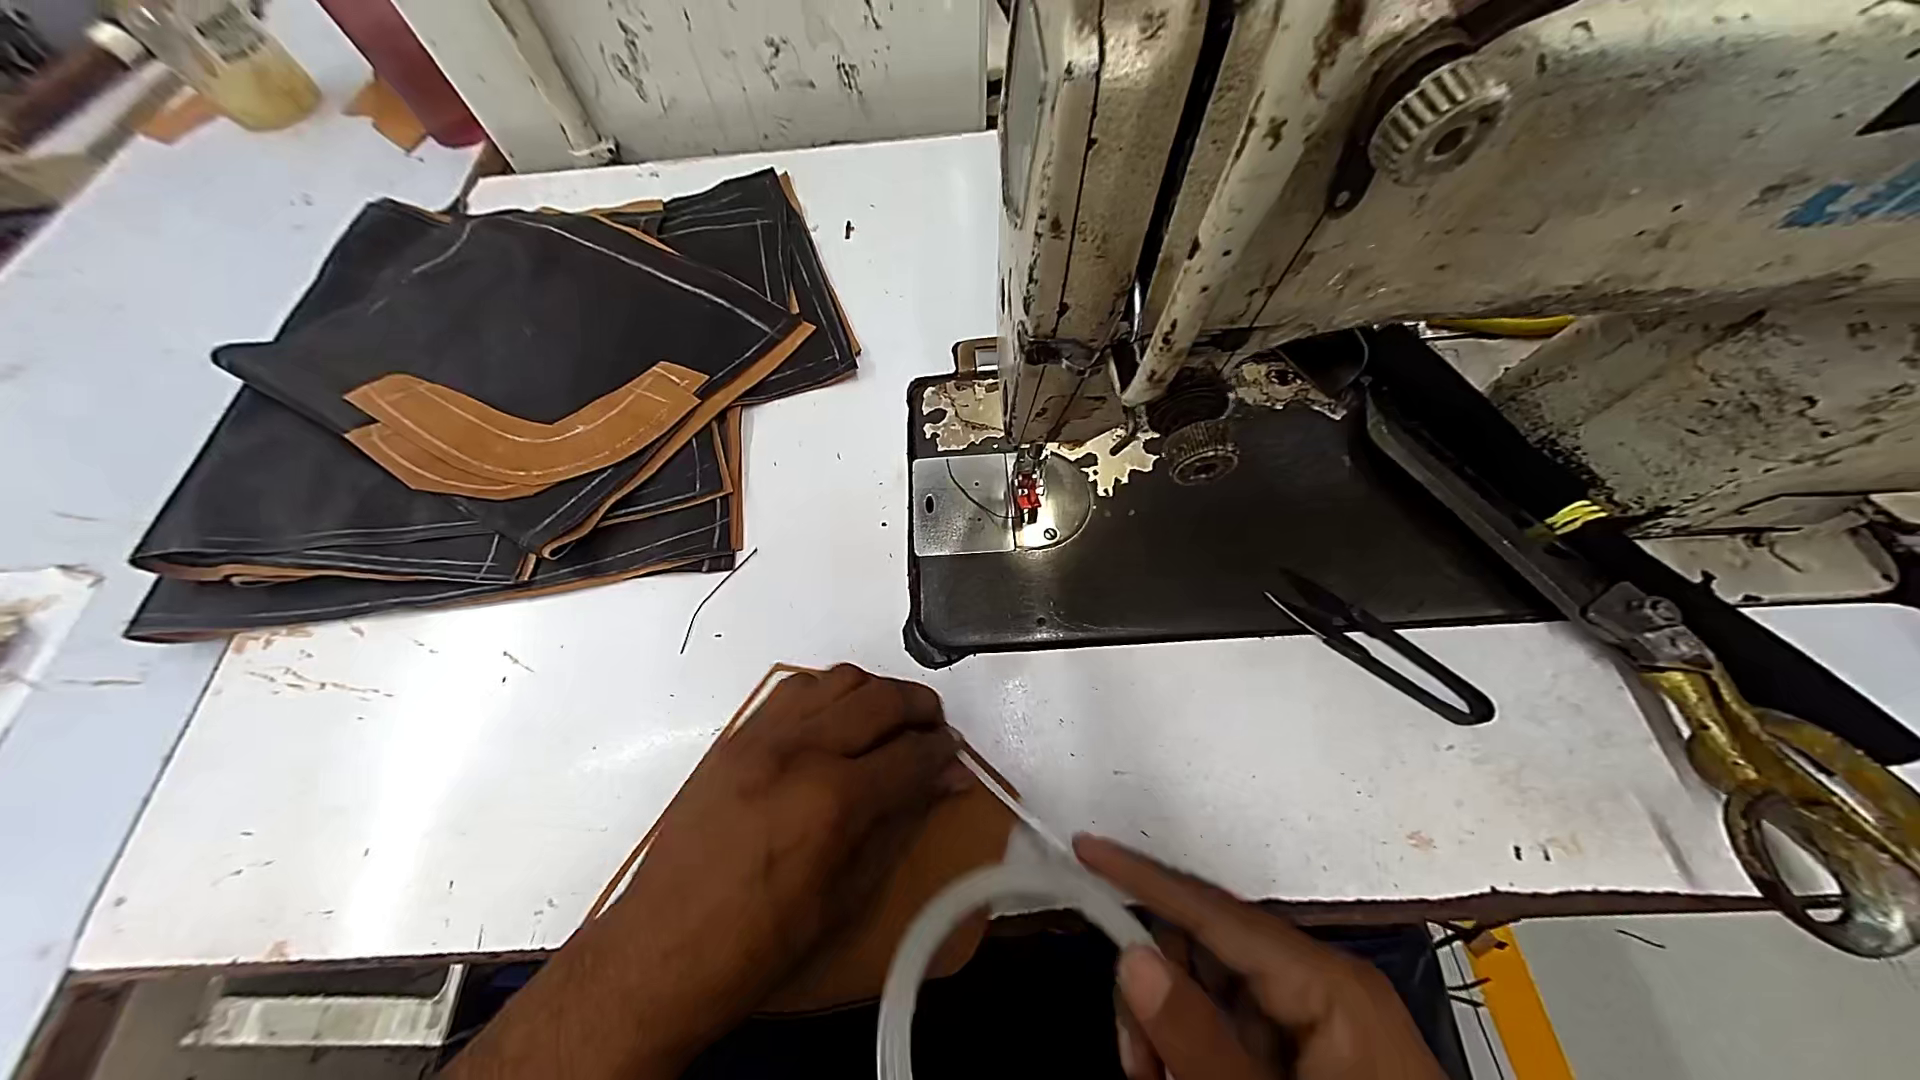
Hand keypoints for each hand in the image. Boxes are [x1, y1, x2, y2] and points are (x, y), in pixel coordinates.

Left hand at [447, 665, 964, 1079]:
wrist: (660, 950)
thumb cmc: (759, 943)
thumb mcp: (847, 896)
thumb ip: (899, 824)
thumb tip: (943, 782)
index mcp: (834, 800)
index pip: (912, 753)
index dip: (944, 752)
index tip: (956, 757)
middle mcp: (800, 752)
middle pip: (882, 699)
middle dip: (922, 707)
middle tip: (934, 730)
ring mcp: (763, 737)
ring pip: (839, 679)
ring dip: (876, 692)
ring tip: (889, 719)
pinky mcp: (736, 736)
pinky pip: (794, 688)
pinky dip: (828, 691)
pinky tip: (836, 717)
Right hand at [1077, 834, 1447, 1079]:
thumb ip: (1199, 1036)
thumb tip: (1133, 958)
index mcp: (1327, 983)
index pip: (1213, 908)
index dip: (1142, 876)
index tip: (1088, 849)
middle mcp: (1322, 980)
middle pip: (1204, 945)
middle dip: (1157, 988)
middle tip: (1141, 1060)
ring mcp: (1318, 1011)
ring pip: (1210, 982)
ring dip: (1172, 1023)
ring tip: (1162, 1076)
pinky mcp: (1312, 1041)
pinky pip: (1232, 1015)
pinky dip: (1199, 1040)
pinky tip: (1190, 1072)